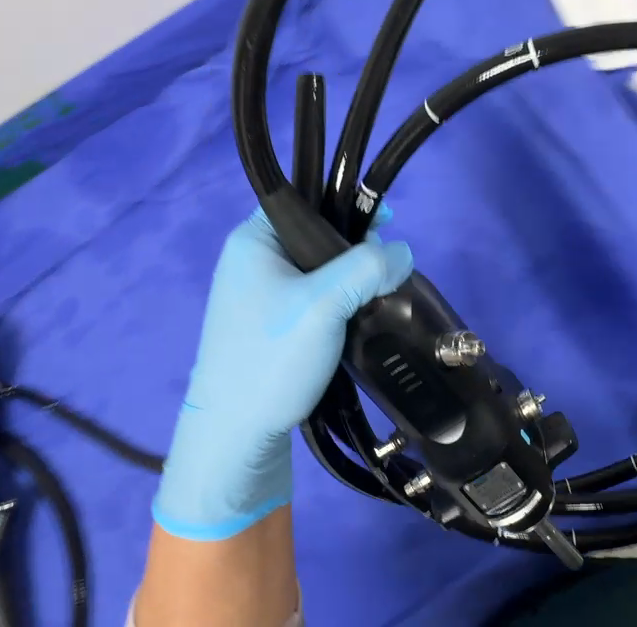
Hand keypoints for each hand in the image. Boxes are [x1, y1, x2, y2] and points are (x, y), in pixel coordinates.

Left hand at [153, 208, 413, 539]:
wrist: (234, 439)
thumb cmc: (272, 358)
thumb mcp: (324, 304)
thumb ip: (367, 267)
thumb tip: (402, 252)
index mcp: (253, 240)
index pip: (306, 198)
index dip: (347, 203)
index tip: (385, 222)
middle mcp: (253, 259)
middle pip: (316, 232)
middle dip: (355, 248)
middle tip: (383, 268)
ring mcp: (260, 295)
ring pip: (319, 268)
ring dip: (350, 279)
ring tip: (376, 295)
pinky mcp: (270, 325)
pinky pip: (313, 297)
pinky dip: (339, 301)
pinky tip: (359, 316)